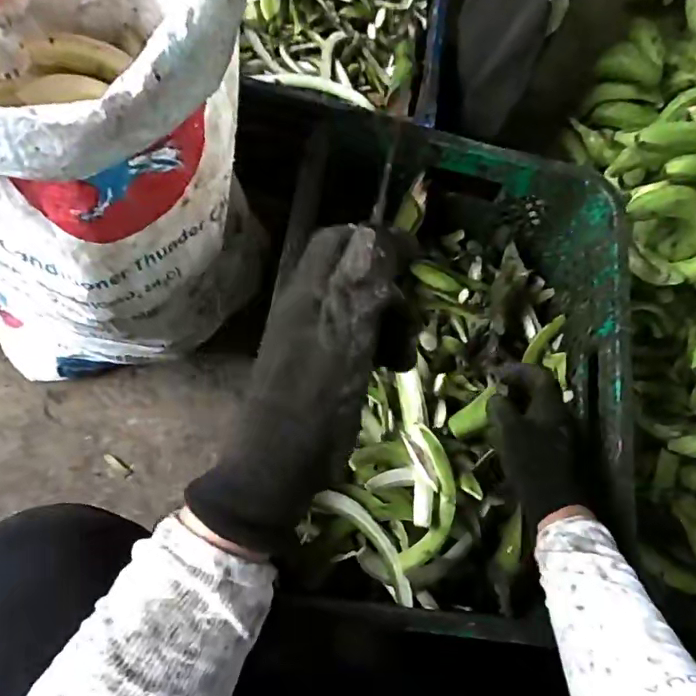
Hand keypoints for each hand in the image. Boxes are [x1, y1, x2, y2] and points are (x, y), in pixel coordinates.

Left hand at [185, 224, 404, 555]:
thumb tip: (380, 232)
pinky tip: (390, 368)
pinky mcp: (317, 363)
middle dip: (391, 288)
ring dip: (389, 322)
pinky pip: (354, 337)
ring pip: (360, 306)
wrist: (278, 463)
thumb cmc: (315, 400)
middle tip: (410, 318)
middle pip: (355, 272)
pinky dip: (377, 345)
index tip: (417, 259)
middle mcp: (305, 304)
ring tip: (403, 353)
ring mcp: (309, 334)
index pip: (342, 238)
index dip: (380, 241)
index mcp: (307, 290)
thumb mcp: (347, 333)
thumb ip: (363, 280)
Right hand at [491, 363, 587, 526]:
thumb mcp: (509, 431)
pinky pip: (542, 426)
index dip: (518, 370)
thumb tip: (496, 396)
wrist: (553, 501)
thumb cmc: (530, 462)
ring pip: (541, 410)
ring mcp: (564, 434)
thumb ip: (501, 409)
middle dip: (519, 387)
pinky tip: (510, 433)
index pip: (539, 375)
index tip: (497, 373)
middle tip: (497, 389)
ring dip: (521, 406)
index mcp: (552, 406)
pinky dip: (525, 422)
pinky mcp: (560, 451)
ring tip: (499, 411)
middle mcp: (562, 416)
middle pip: (542, 392)